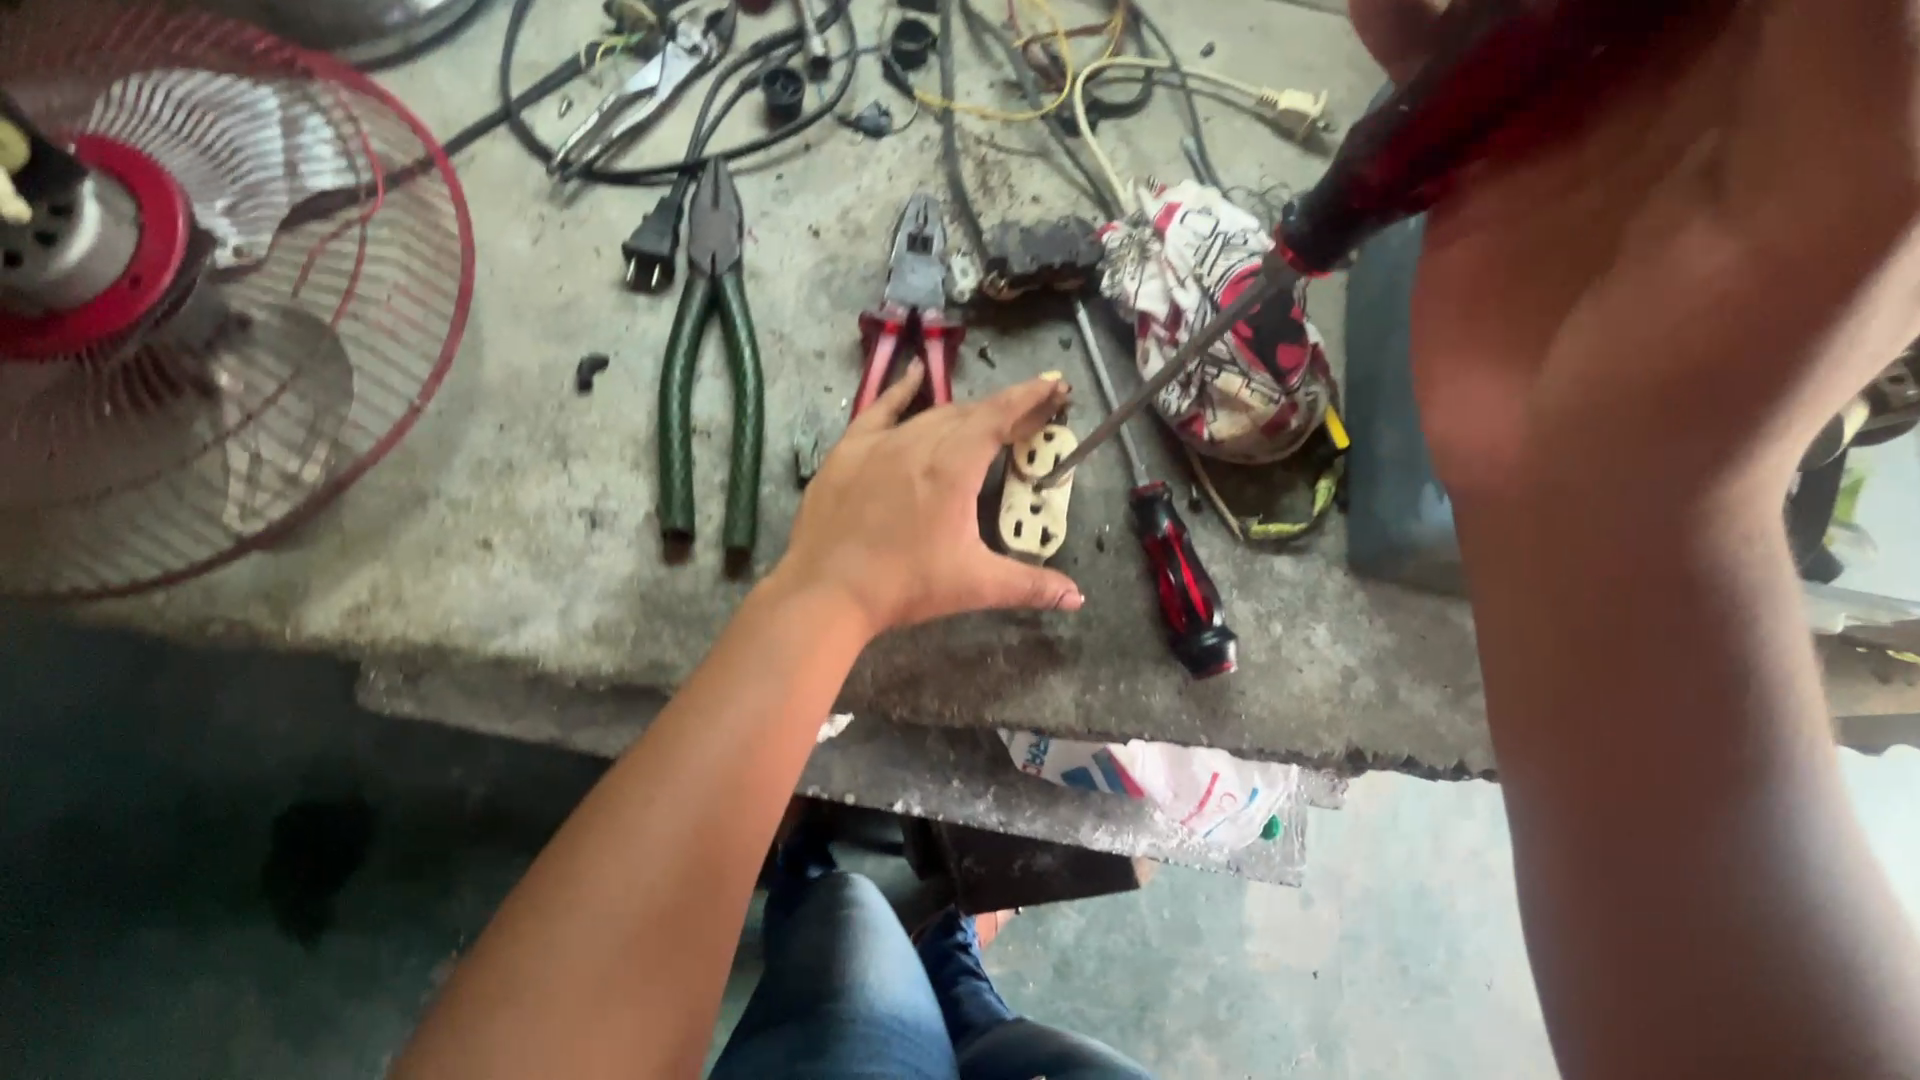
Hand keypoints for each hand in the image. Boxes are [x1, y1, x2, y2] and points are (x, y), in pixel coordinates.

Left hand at [773, 364, 1084, 635]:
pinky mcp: (848, 450)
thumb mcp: (974, 584)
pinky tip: (914, 375)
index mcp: (953, 467)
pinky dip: (901, 391)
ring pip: (930, 415)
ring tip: (985, 418)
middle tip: (1028, 417)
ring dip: (963, 413)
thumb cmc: (905, 586)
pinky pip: (880, 410)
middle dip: (1004, 410)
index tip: (1055, 385)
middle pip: (969, 413)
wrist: (826, 591)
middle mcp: (918, 442)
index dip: (1030, 398)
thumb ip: (1030, 585)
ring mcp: (880, 442)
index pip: (1000, 417)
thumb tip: (1077, 597)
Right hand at [1351, 0, 1919, 512]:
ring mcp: (1579, 98)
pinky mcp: (1482, 153)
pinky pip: (1441, 67)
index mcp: (1830, 42)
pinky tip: (1380, 11)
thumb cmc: (1720, 365)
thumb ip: (1850, 34)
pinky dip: (1409, 27)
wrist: (1559, 473)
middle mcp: (1705, 52)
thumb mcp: (1843, 190)